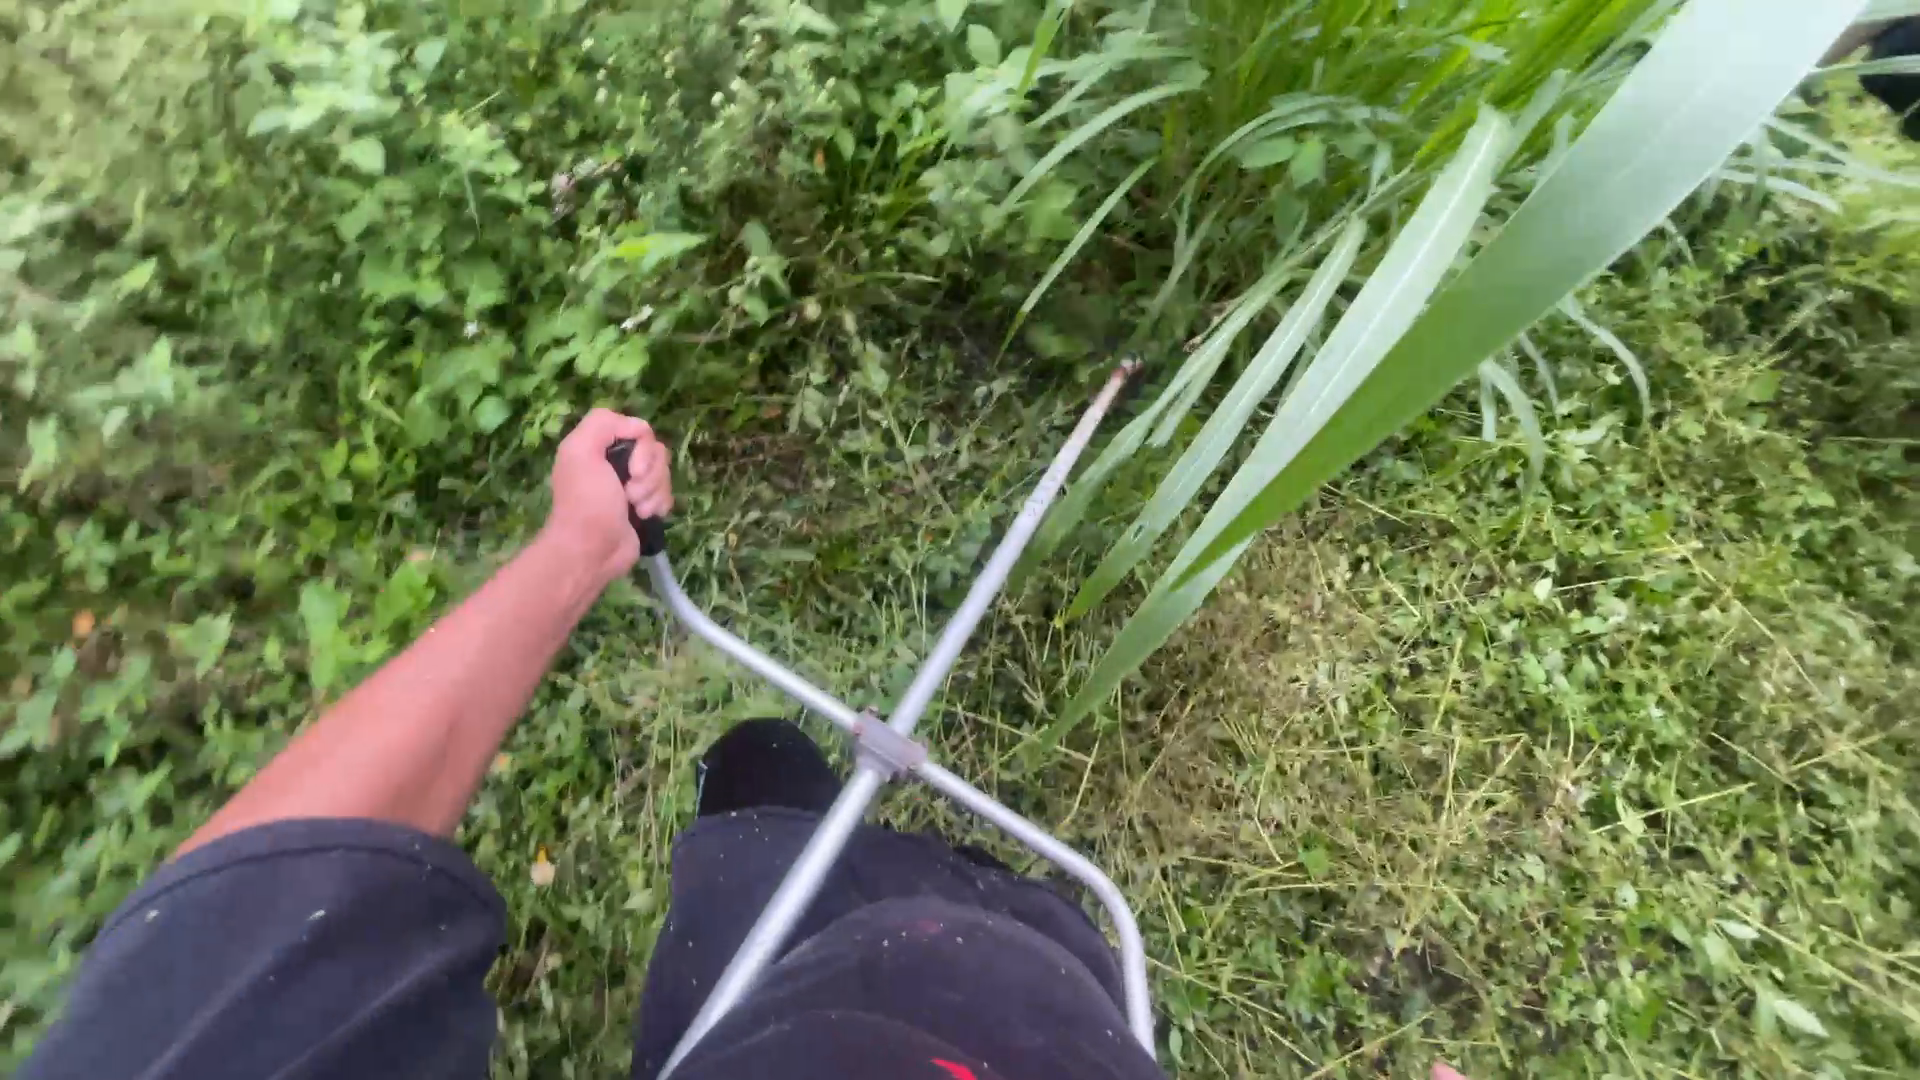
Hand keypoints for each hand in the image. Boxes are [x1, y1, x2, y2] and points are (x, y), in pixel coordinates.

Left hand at [541, 408, 672, 584]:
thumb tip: (640, 428)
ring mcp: (633, 485)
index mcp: (599, 446)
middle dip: (650, 475)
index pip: (640, 430)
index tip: (632, 470)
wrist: (593, 549)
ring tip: (636, 509)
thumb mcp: (580, 451)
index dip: (643, 449)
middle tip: (629, 494)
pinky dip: (659, 505)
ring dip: (653, 493)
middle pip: (657, 452)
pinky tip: (644, 517)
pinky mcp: (646, 505)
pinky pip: (668, 494)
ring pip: (664, 473)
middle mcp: (617, 462)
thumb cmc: (587, 501)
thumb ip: (604, 423)